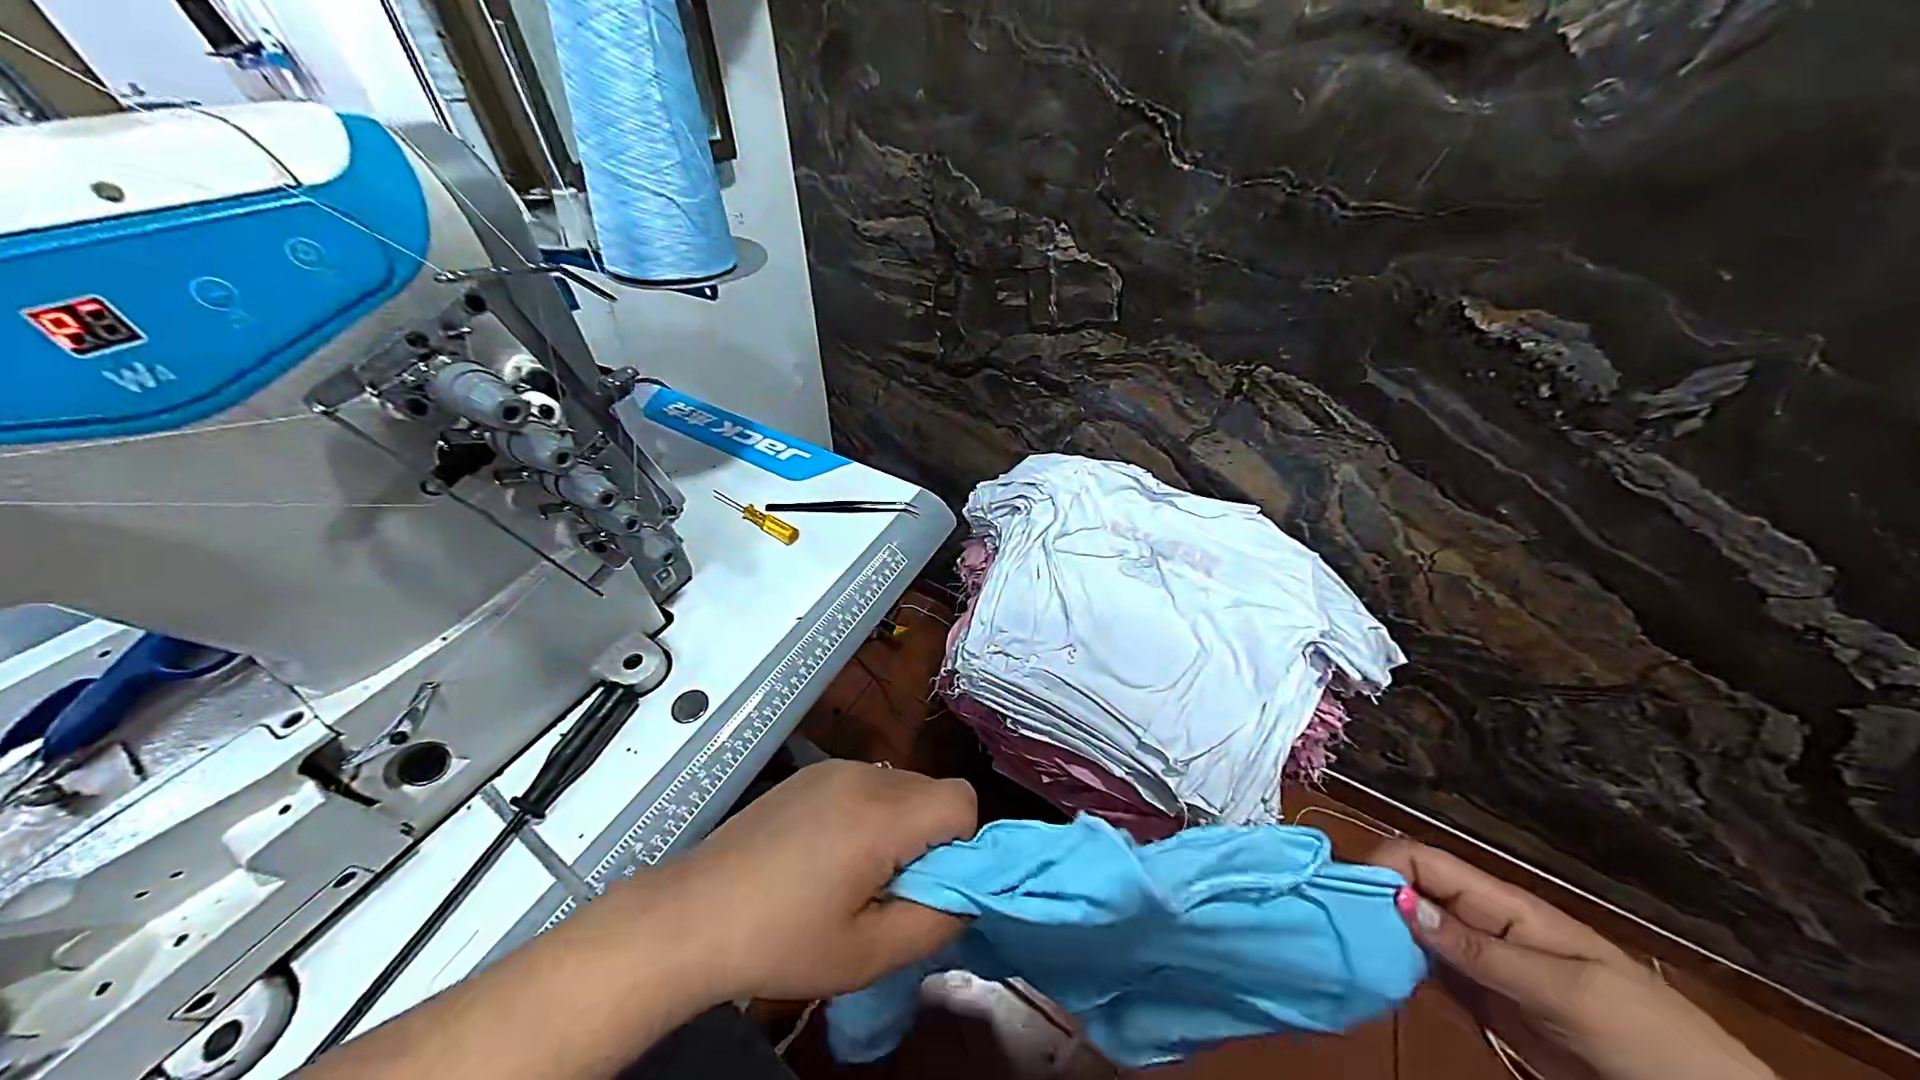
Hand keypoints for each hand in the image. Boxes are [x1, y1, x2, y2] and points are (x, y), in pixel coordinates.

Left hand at [624, 760, 976, 1001]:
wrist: (691, 915)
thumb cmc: (780, 940)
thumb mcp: (868, 954)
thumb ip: (936, 922)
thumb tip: (966, 896)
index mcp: (881, 816)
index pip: (962, 801)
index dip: (960, 846)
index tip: (926, 885)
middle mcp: (862, 777)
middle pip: (932, 793)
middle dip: (929, 838)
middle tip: (888, 888)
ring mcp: (832, 770)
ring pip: (901, 787)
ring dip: (899, 826)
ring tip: (853, 873)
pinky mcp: (809, 774)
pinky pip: (866, 784)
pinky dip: (868, 813)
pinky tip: (825, 853)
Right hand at [1368, 839, 1774, 1079]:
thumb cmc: (1645, 1036)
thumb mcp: (1564, 990)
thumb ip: (1479, 948)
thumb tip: (1397, 899)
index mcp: (1502, 904)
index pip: (1423, 861)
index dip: (1381, 866)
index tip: (1344, 895)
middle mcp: (1480, 922)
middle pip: (1408, 890)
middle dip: (1368, 897)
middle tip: (1329, 923)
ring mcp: (1478, 960)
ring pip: (1409, 928)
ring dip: (1375, 932)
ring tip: (1337, 946)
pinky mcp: (1478, 998)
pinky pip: (1424, 970)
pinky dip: (1394, 968)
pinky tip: (1369, 975)